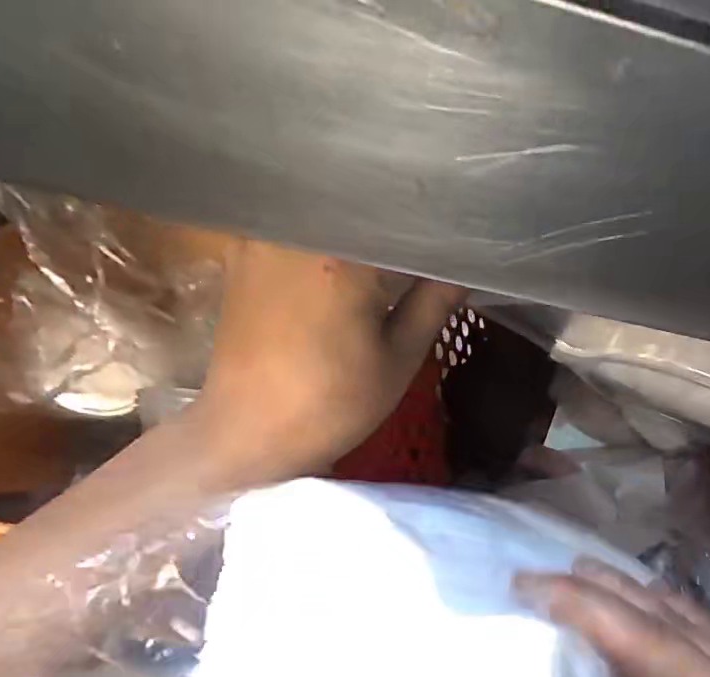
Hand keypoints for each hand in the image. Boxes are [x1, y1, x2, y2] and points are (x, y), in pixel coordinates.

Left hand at [187, 240, 466, 485]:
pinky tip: (343, 269)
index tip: (457, 254)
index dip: (437, 239)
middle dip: (401, 231)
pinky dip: (327, 242)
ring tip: (389, 259)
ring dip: (364, 233)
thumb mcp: (399, 359)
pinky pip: (300, 230)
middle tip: (427, 258)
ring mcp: (265, 234)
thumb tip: (464, 271)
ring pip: (332, 217)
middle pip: (366, 214)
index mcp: (345, 257)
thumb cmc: (335, 403)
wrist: (252, 428)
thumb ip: (433, 304)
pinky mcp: (245, 249)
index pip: (406, 228)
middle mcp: (300, 229)